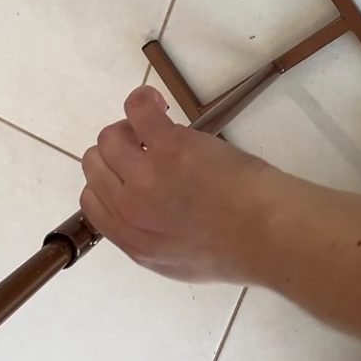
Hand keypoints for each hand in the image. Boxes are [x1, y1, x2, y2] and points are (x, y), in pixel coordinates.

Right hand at [80, 86, 278, 282]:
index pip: (91, 200)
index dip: (109, 179)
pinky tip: (159, 103)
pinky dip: (144, 100)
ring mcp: (145, 176)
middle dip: (118, 151)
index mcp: (133, 241)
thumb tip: (147, 215)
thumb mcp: (181, 261)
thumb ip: (154, 240)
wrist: (268, 234)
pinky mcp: (168, 147)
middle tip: (147, 147)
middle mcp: (130, 209)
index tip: (130, 170)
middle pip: (95, 163)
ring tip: (157, 128)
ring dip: (129, 127)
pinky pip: (137, 110)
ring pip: (110, 136)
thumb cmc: (240, 248)